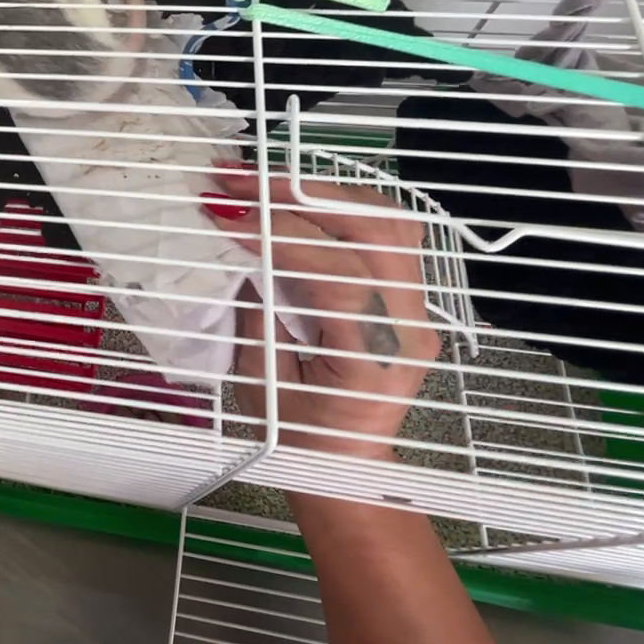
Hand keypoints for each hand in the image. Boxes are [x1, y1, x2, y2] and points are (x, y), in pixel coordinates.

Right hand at [202, 167, 439, 459]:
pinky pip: (382, 231)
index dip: (285, 239)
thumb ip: (259, 316)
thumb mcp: (264, 385)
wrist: (347, 463)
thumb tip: (243, 254)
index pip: (342, 276)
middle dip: (298, 195)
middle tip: (235, 181)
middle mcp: (409, 324)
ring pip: (385, 220)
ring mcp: (415, 305)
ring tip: (258, 181)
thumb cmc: (301, 438)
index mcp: (376, 358)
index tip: (229, 221)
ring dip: (317, 191)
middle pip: (374, 231)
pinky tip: (294, 198)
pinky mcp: (404, 292)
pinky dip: (335, 204)